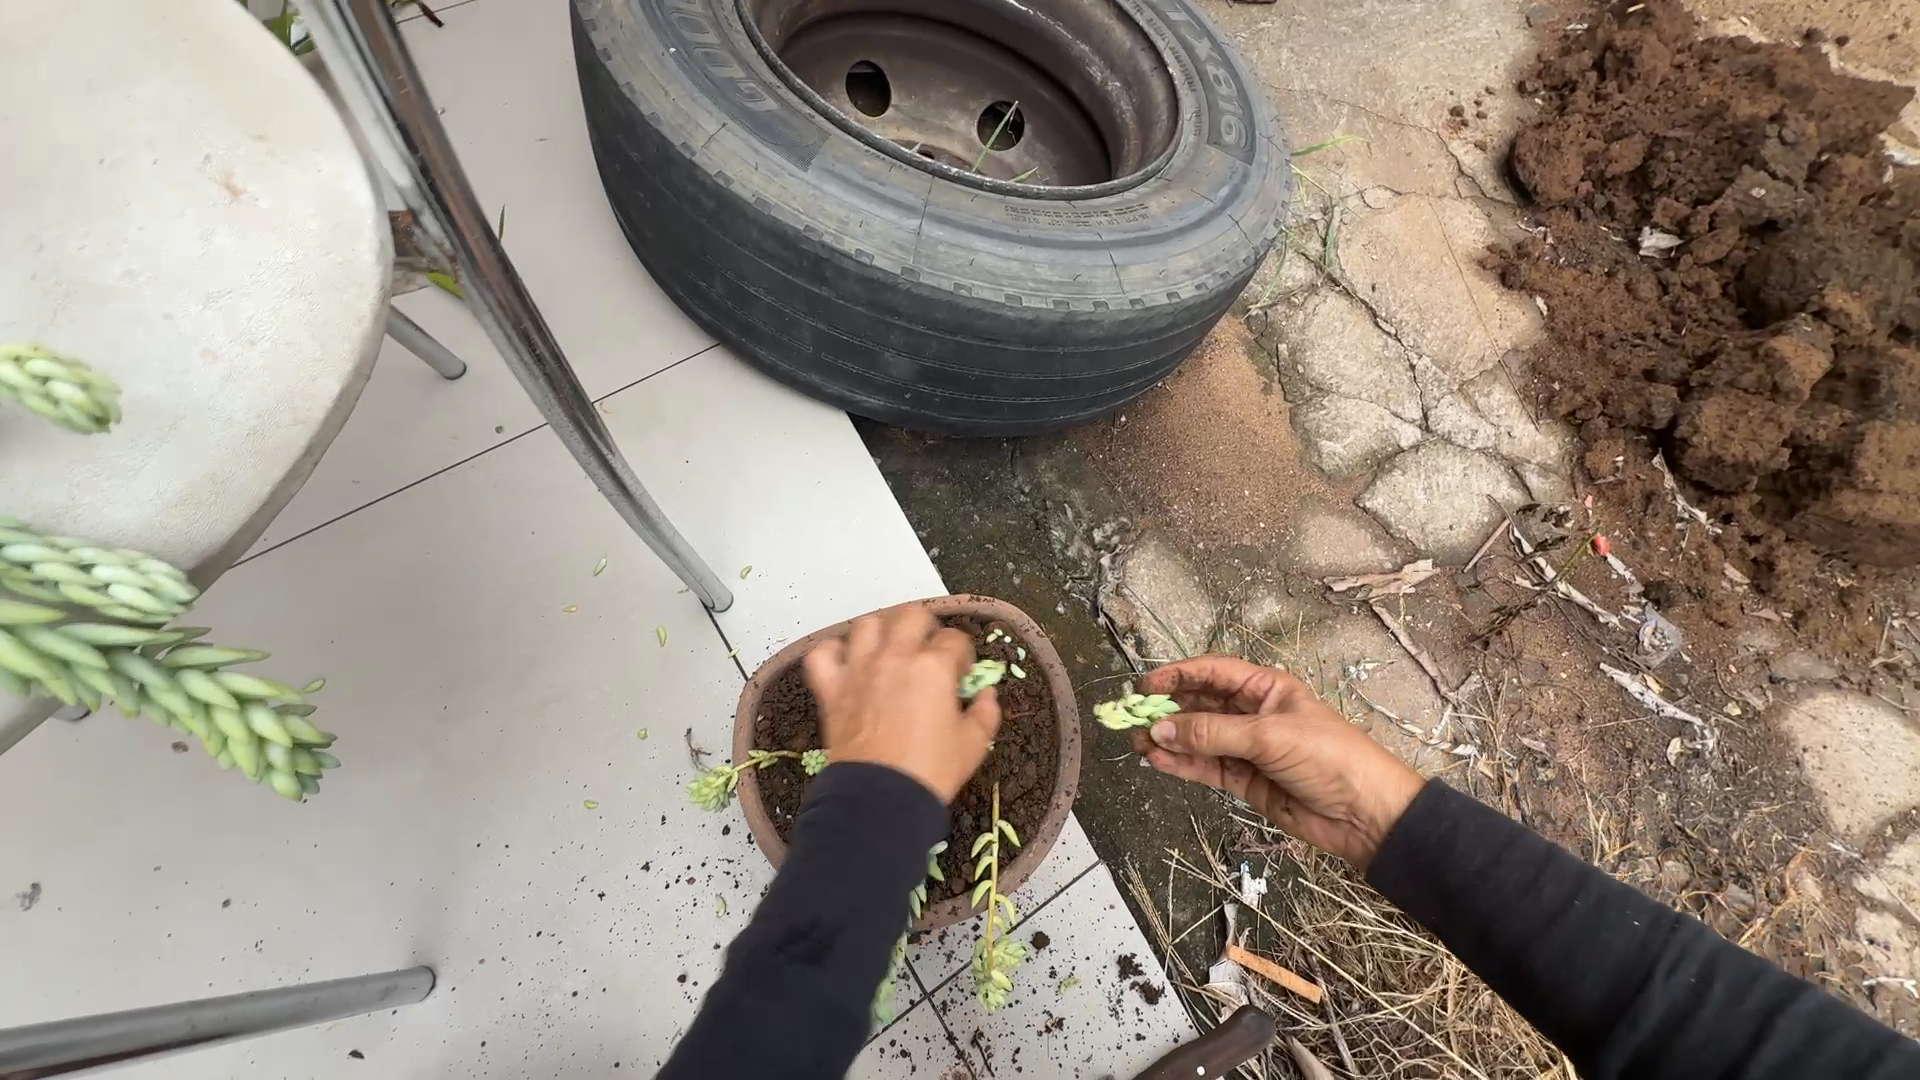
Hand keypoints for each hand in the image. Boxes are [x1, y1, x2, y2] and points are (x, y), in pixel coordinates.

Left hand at [803, 604, 1001, 802]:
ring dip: (881, 631)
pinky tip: (847, 662)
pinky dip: (833, 652)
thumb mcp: (974, 745)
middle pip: (911, 615)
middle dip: (926, 627)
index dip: (962, 655)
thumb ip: (985, 713)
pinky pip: (823, 654)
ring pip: (867, 624)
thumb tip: (986, 694)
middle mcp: (895, 657)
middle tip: (928, 650)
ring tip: (889, 649)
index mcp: (934, 667)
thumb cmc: (931, 771)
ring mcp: (859, 669)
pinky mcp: (832, 688)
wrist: (880, 799)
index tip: (962, 674)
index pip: (955, 640)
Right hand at [1129, 656, 1423, 869]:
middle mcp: (1251, 713)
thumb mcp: (1268, 737)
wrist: (1369, 816)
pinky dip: (1180, 765)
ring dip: (1168, 740)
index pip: (1211, 673)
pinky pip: (1205, 767)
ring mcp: (1246, 748)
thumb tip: (1159, 731)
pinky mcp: (1244, 780)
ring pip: (1197, 738)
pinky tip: (1157, 762)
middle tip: (1132, 718)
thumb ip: (1211, 733)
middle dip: (1166, 710)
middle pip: (1198, 705)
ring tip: (1137, 743)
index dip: (1176, 675)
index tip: (1143, 685)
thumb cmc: (1327, 757)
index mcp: (1264, 688)